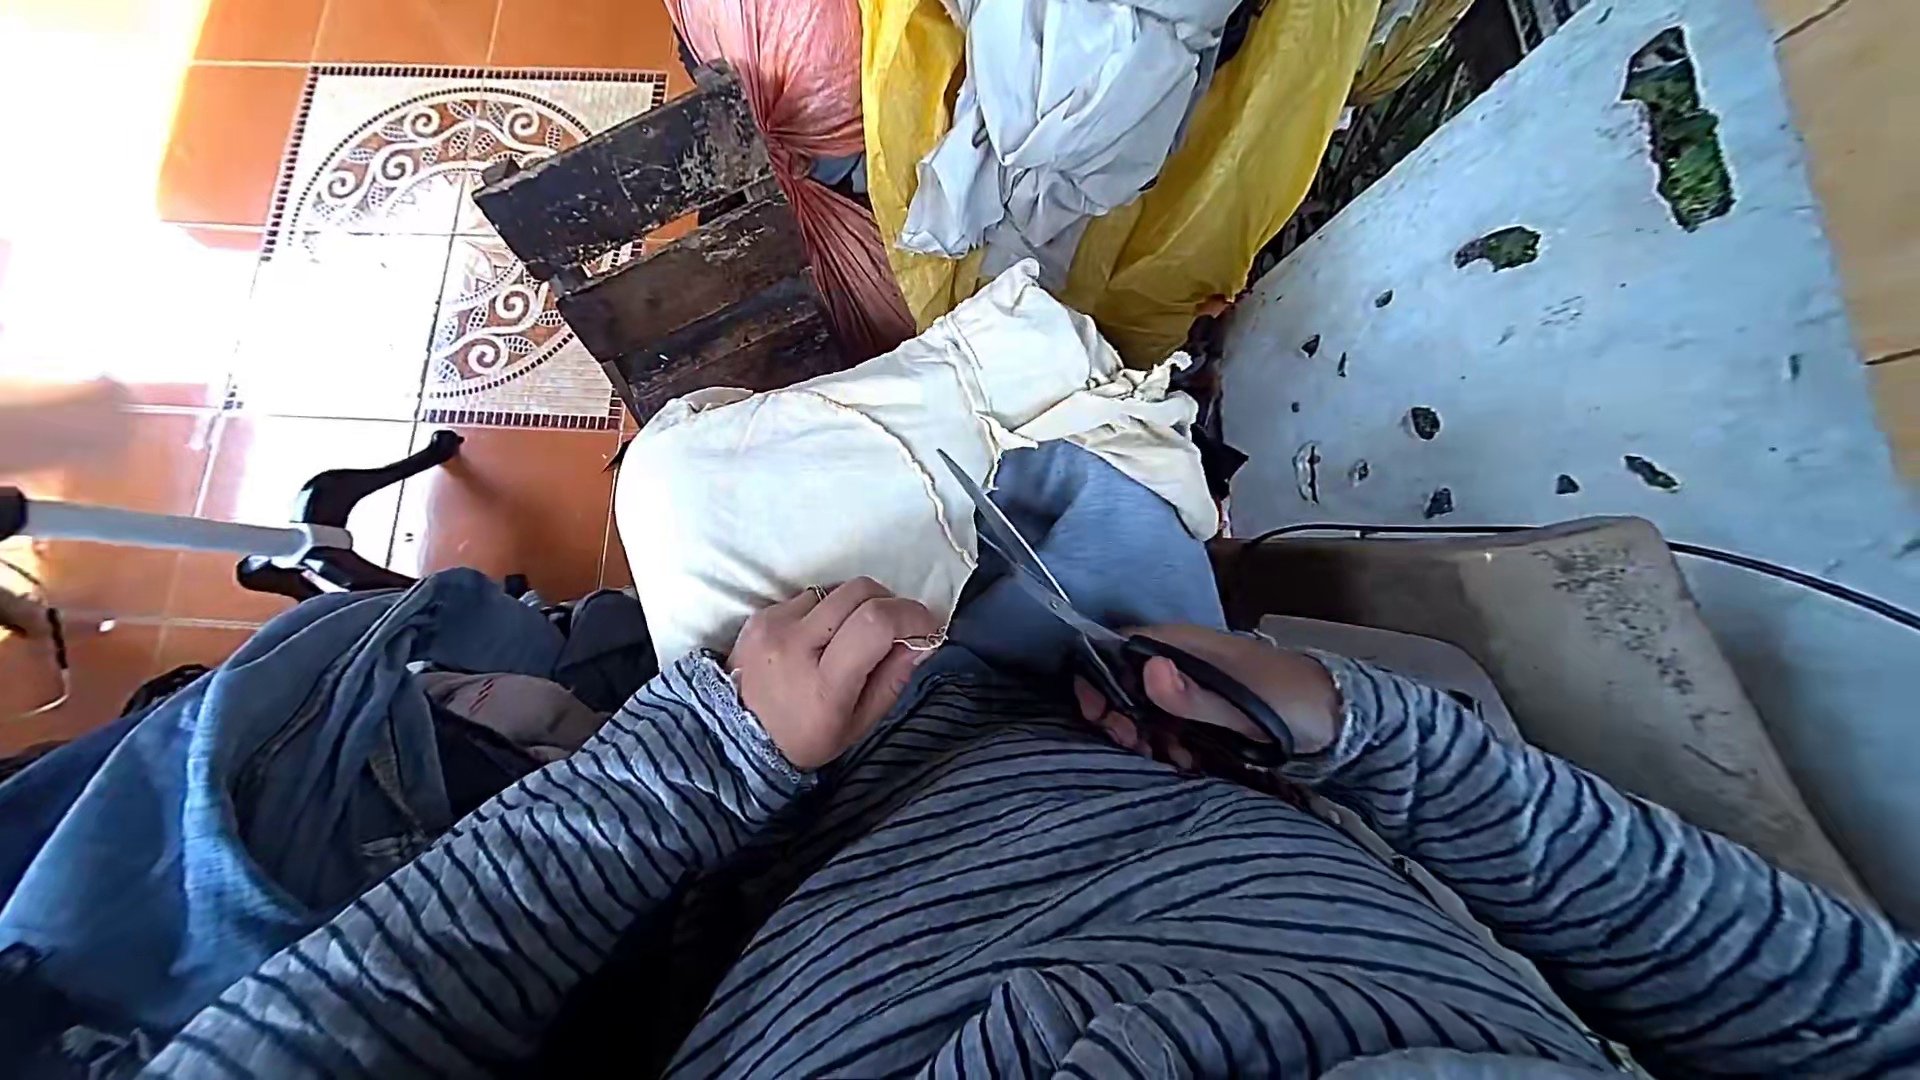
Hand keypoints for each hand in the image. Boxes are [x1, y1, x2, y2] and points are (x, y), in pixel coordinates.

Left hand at [727, 578, 940, 768]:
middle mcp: (795, 645)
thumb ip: (894, 677)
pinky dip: (828, 609)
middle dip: (890, 603)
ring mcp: (773, 624)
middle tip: (895, 627)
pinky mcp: (759, 614)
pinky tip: (821, 636)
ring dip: (857, 605)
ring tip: (854, 634)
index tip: (926, 625)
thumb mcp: (860, 723)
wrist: (735, 740)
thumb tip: (923, 637)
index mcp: (824, 683)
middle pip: (861, 591)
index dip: (911, 614)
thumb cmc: (806, 738)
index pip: (876, 622)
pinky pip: (810, 594)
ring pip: (837, 589)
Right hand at [1073, 624, 1341, 766]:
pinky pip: (1164, 718)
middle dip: (1117, 713)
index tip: (1098, 714)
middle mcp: (1175, 657)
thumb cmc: (1290, 701)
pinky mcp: (1199, 703)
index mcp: (1179, 644)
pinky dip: (1163, 739)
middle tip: (1133, 745)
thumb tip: (1148, 668)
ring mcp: (1187, 680)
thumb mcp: (1243, 703)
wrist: (1336, 715)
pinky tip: (1182, 759)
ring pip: (1140, 702)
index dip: (1096, 677)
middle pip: (1121, 678)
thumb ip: (1194, 694)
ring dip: (1141, 732)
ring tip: (1166, 758)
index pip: (1115, 648)